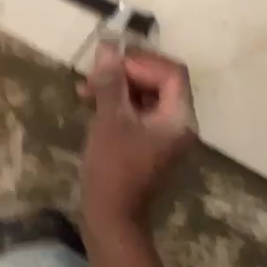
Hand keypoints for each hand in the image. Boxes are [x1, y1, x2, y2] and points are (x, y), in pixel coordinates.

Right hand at [80, 42, 196, 229]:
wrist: (112, 219)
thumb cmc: (113, 169)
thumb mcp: (110, 120)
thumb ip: (112, 82)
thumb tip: (108, 47)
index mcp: (180, 118)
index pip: (172, 72)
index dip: (142, 62)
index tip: (111, 65)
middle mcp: (180, 124)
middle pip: (160, 81)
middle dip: (127, 73)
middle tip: (94, 75)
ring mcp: (166, 136)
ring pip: (146, 96)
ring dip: (119, 87)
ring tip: (87, 88)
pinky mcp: (150, 144)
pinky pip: (139, 113)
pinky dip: (119, 104)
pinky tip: (92, 102)